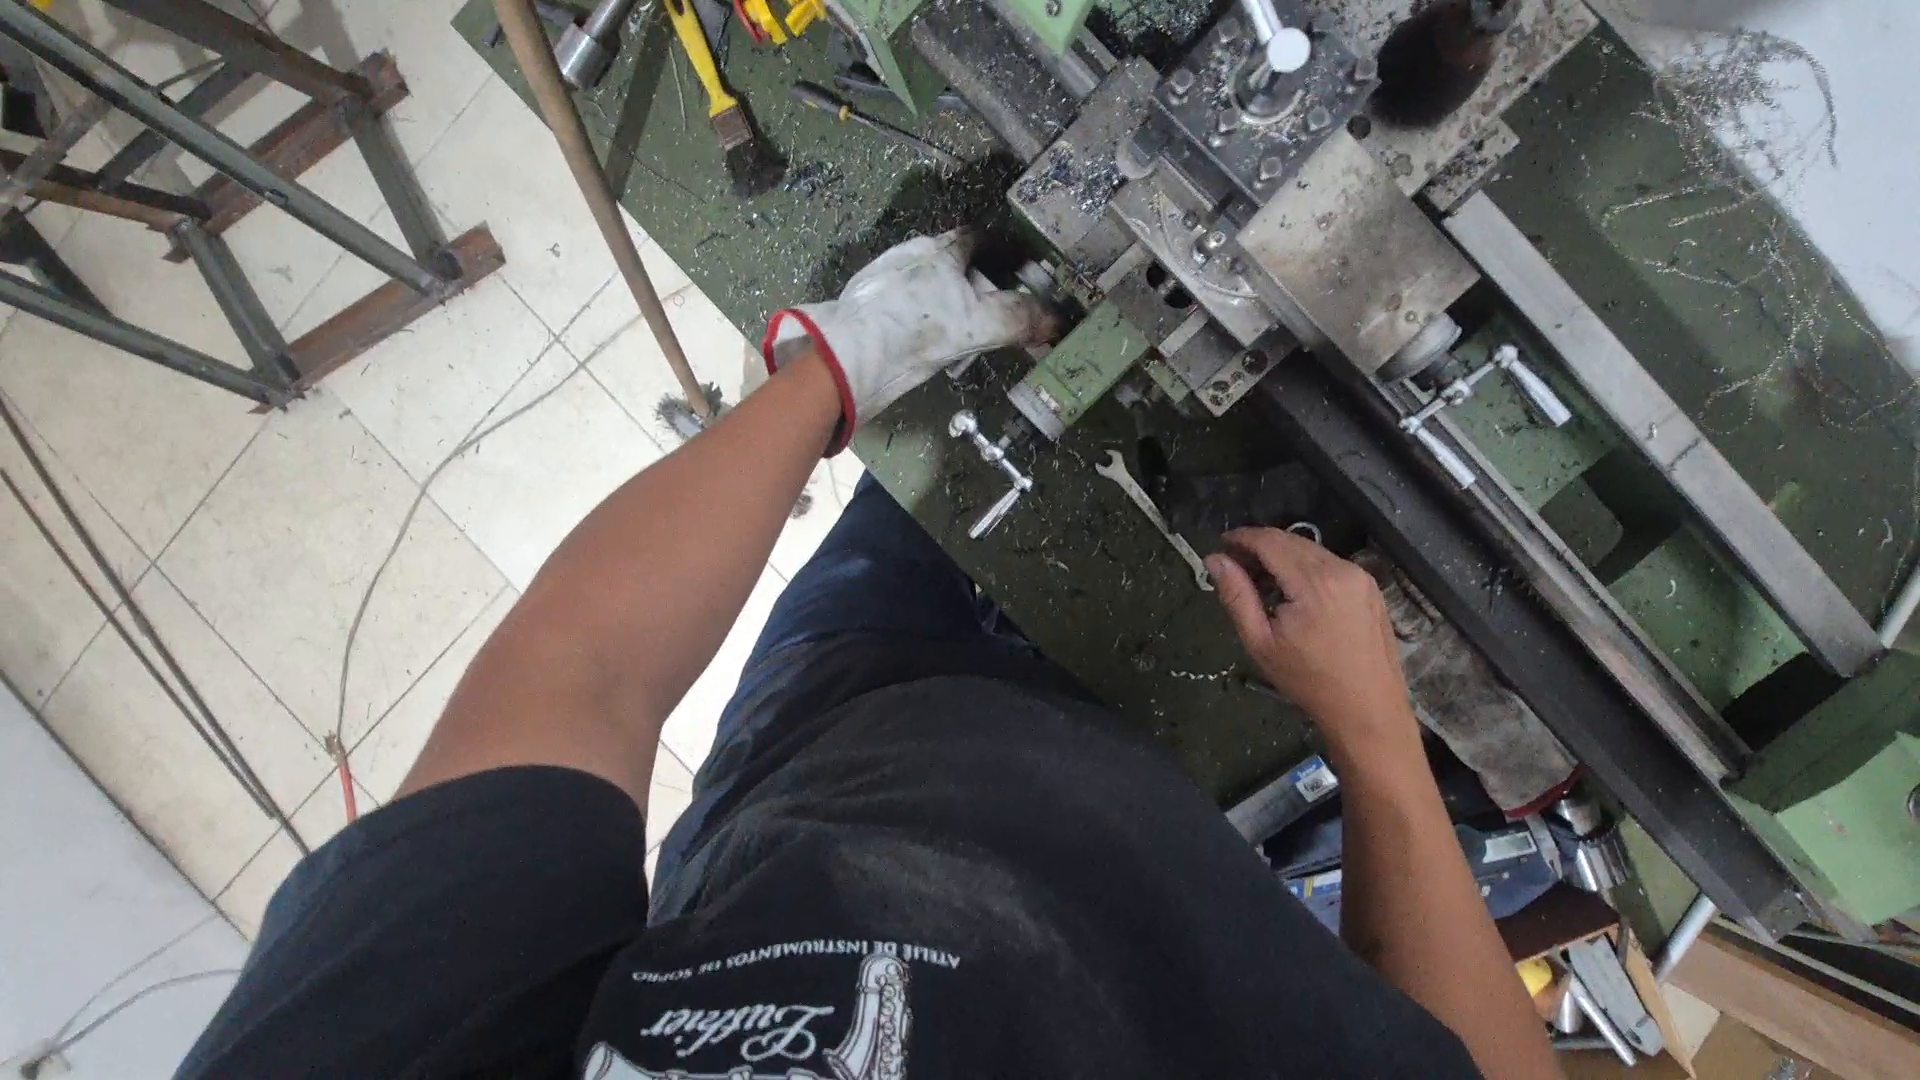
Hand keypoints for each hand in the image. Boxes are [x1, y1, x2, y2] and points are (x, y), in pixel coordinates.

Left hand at [762, 229, 1054, 453]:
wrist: (852, 356)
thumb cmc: (918, 327)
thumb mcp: (977, 324)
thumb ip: (1017, 320)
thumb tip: (1057, 322)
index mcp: (939, 250)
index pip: (976, 237)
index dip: (1000, 250)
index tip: (1017, 266)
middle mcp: (909, 256)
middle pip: (950, 261)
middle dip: (973, 281)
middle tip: (993, 308)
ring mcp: (883, 280)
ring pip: (925, 285)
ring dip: (945, 302)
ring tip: (963, 330)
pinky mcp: (865, 307)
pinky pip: (903, 307)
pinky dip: (920, 319)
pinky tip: (926, 343)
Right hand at [1205, 528, 1419, 759]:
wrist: (1368, 709)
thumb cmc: (1309, 680)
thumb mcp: (1260, 642)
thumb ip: (1236, 595)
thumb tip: (1214, 560)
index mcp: (1314, 582)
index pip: (1270, 541)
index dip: (1241, 538)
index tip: (1220, 545)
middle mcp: (1342, 569)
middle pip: (1290, 541)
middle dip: (1258, 547)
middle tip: (1234, 567)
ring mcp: (1360, 577)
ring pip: (1310, 551)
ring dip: (1281, 557)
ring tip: (1259, 583)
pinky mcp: (1369, 588)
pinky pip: (1329, 564)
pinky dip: (1303, 568)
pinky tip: (1290, 593)